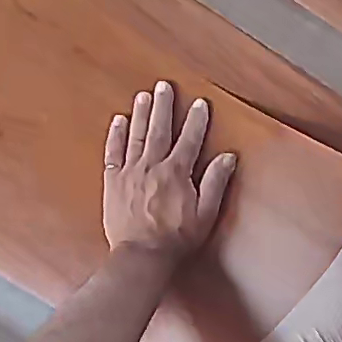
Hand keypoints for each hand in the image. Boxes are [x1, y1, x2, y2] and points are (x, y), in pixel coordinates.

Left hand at [103, 80, 235, 263]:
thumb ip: (215, 183)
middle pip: (160, 129)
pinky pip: (114, 152)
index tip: (200, 103)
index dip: (197, 120)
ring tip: (144, 95)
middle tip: (164, 86)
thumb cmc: (176, 239)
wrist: (142, 255)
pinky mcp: (113, 182)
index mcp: (177, 172)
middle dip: (164, 106)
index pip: (190, 139)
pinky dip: (116, 135)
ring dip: (141, 114)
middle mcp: (152, 165)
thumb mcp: (205, 214)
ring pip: (137, 135)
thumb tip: (228, 157)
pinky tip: (118, 121)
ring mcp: (130, 172)